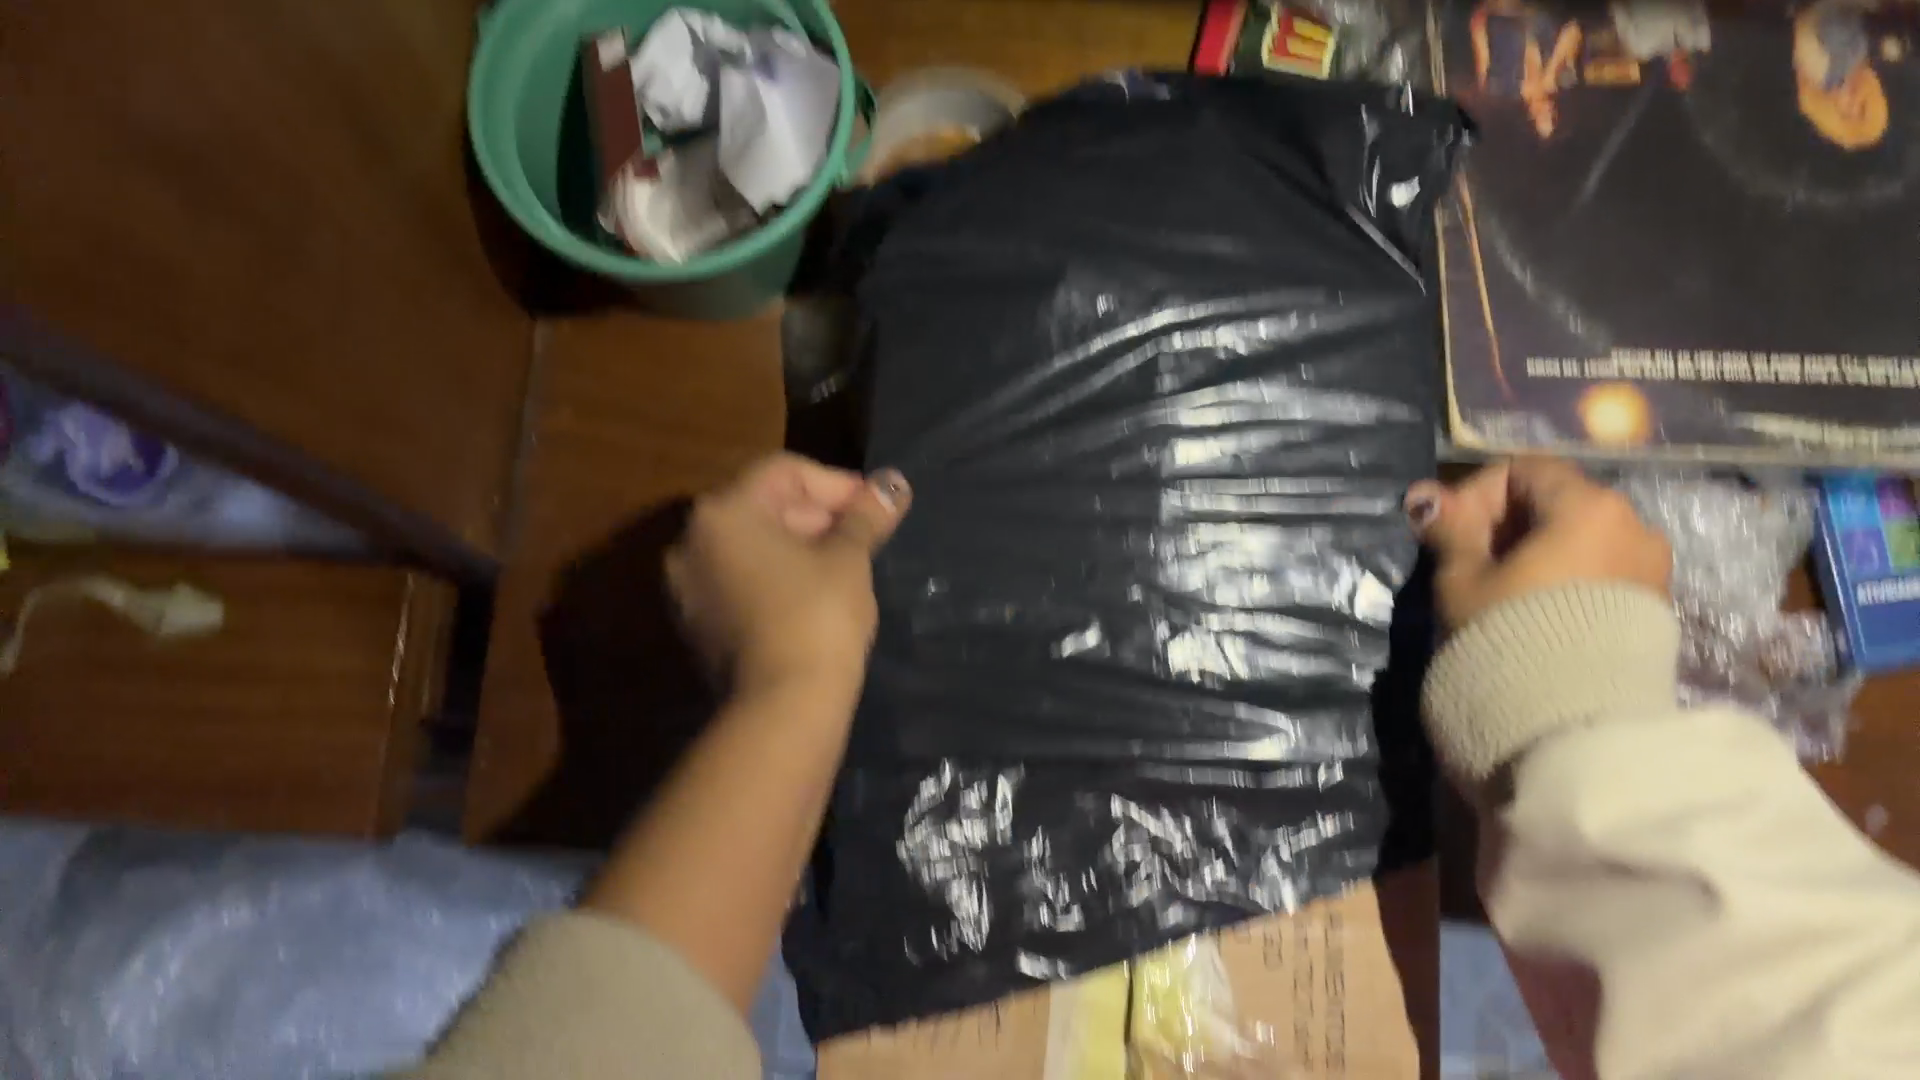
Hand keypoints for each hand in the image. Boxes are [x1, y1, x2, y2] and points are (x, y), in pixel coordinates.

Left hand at [665, 453, 910, 698]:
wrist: (784, 706)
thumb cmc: (818, 615)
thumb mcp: (848, 558)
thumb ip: (866, 514)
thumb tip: (894, 483)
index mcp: (722, 513)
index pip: (784, 472)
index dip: (837, 483)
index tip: (875, 506)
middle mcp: (691, 542)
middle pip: (763, 507)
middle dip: (819, 515)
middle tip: (865, 534)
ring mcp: (687, 587)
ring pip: (751, 547)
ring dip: (799, 546)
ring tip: (846, 563)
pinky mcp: (697, 625)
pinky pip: (740, 581)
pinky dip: (776, 577)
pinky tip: (815, 595)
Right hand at [1405, 457, 1669, 630]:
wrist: (1571, 712)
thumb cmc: (1509, 628)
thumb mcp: (1463, 575)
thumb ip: (1448, 528)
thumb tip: (1421, 494)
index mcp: (1587, 506)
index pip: (1523, 470)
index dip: (1477, 492)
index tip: (1452, 531)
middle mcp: (1633, 523)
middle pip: (1555, 499)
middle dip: (1504, 522)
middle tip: (1468, 559)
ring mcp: (1651, 564)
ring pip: (1579, 535)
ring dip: (1535, 548)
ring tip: (1500, 587)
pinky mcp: (1655, 601)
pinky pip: (1601, 565)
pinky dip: (1564, 572)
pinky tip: (1534, 606)